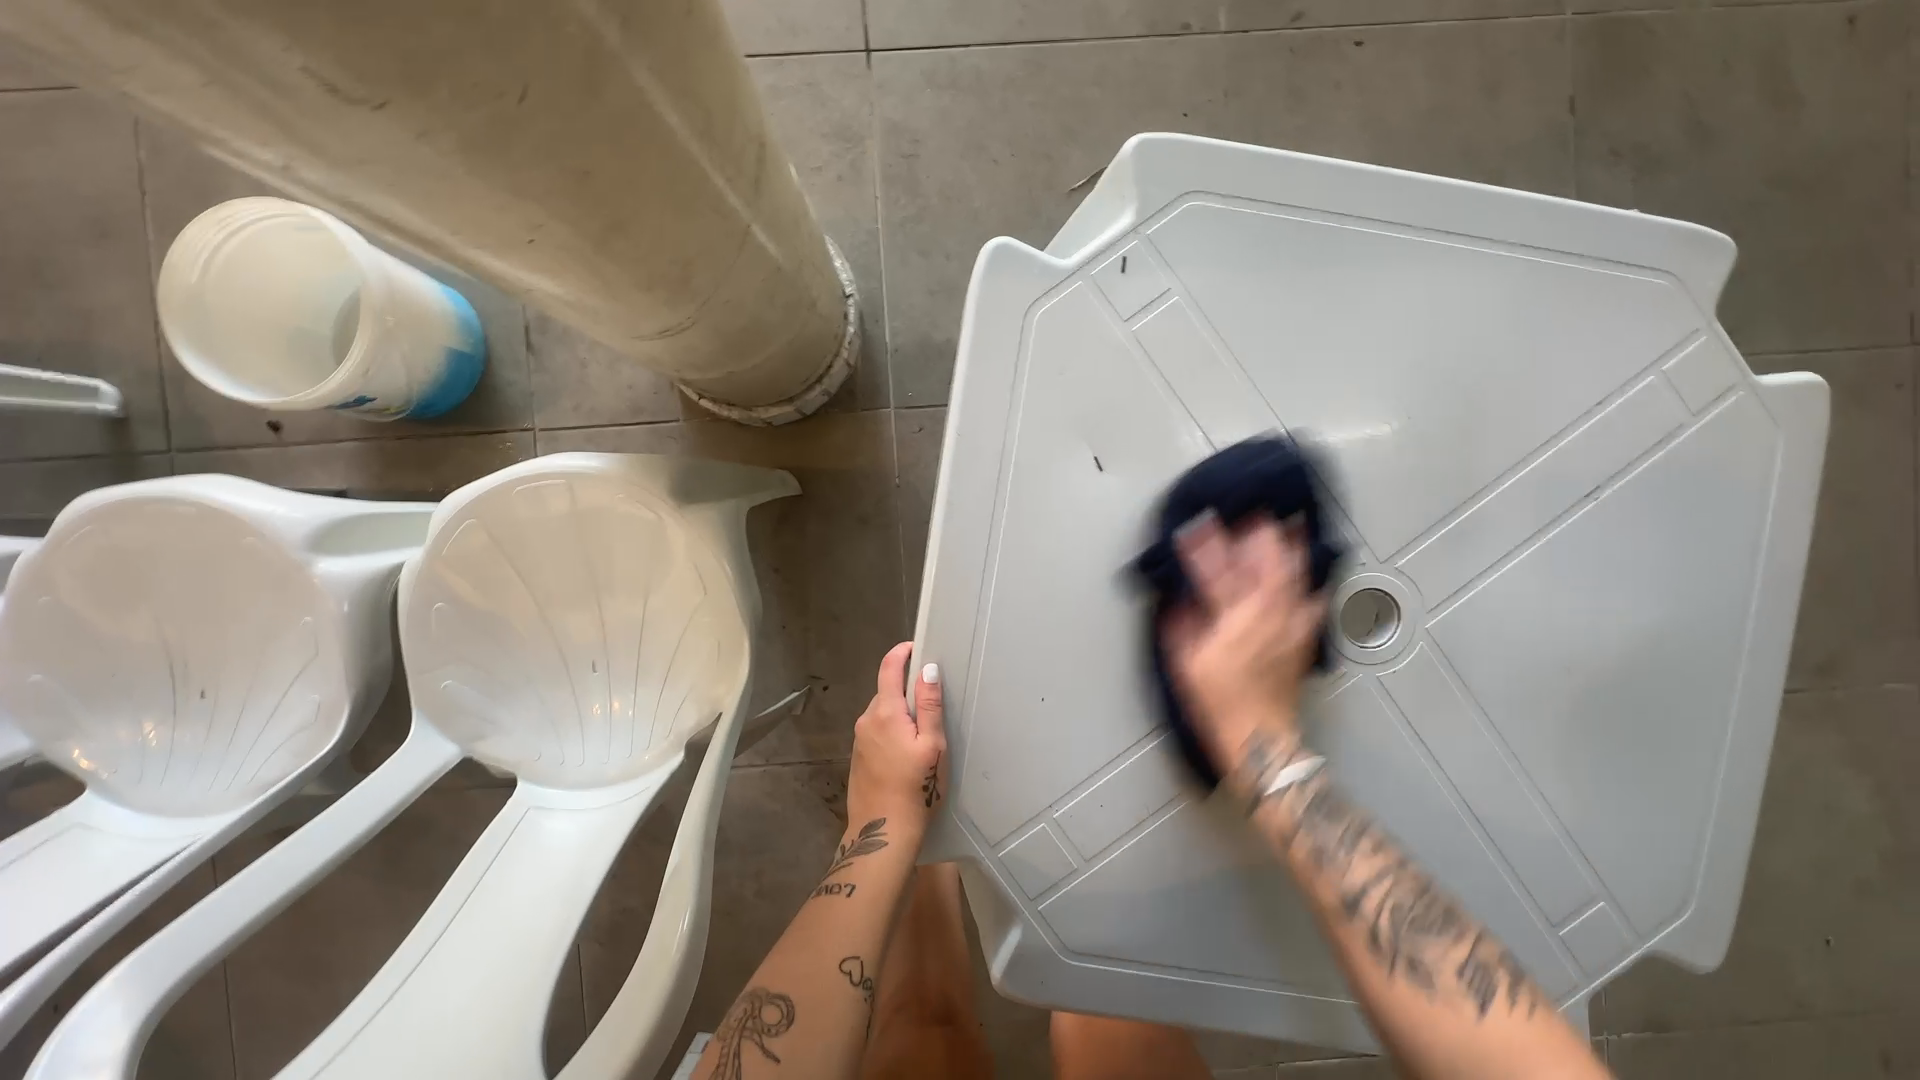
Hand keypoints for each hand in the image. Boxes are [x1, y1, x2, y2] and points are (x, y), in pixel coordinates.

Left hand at [847, 642, 947, 841]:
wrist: (883, 834)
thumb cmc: (916, 789)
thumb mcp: (932, 746)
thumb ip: (929, 705)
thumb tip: (928, 668)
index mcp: (885, 712)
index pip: (889, 668)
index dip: (902, 653)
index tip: (917, 648)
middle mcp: (866, 720)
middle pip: (887, 691)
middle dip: (908, 691)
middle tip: (934, 707)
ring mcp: (859, 739)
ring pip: (883, 713)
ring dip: (901, 715)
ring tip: (925, 738)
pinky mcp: (859, 757)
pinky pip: (878, 732)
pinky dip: (893, 732)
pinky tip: (908, 756)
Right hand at [1160, 512, 1327, 770]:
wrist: (1258, 736)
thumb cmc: (1216, 700)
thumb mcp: (1184, 662)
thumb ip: (1180, 624)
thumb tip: (1176, 597)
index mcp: (1232, 617)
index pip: (1216, 572)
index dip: (1206, 546)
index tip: (1198, 521)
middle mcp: (1266, 614)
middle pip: (1265, 564)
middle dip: (1259, 534)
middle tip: (1257, 509)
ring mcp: (1290, 625)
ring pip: (1294, 576)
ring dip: (1291, 548)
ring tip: (1293, 522)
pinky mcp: (1302, 639)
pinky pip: (1312, 601)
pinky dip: (1312, 582)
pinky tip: (1314, 574)